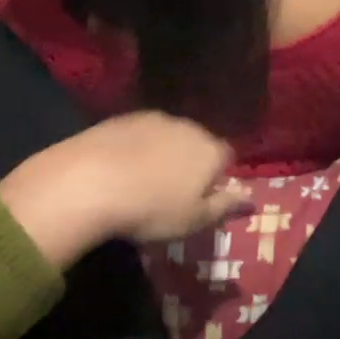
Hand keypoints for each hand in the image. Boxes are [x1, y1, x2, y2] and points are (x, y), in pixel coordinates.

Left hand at [0, 113, 248, 267]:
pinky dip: (134, 149)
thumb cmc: (152, 209)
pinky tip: (119, 171)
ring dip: (161, 154)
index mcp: (210, 149)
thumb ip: (225, 206)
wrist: (89, 181)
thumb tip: (251, 198)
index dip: (218, 178)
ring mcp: (150, 118)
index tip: (202, 200)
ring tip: (142, 183)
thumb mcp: (195, 220)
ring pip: (166, 137)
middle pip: (197, 143)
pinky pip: (137, 135)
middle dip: (190, 163)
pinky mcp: (118, 118)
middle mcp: (185, 126)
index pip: (227, 157)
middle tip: (172, 194)